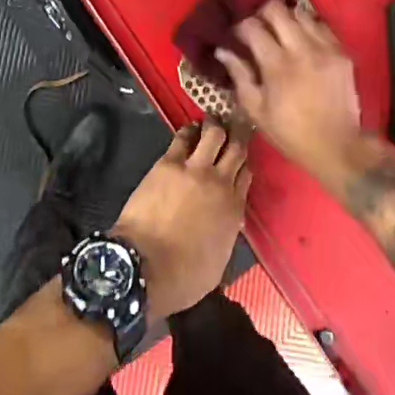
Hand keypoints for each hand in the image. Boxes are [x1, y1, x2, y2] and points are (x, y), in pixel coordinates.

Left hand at [112, 121, 249, 322]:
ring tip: (213, 119)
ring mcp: (194, 169)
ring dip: (215, 125)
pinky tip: (189, 128)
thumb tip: (227, 220)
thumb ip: (227, 231)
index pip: (247, 174)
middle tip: (238, 120)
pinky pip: (182, 138)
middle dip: (239, 133)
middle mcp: (220, 183)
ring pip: (213, 134)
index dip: (245, 163)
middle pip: (236, 148)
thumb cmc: (185, 274)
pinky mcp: (167, 163)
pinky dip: (189, 130)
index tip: (242, 158)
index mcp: (234, 209)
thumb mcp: (220, 259)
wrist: (147, 265)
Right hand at [216, 0, 364, 183]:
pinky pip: (321, 25)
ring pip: (301, 12)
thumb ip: (239, 74)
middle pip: (277, 9)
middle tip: (258, 28)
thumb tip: (222, 50)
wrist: (337, 146)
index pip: (252, 26)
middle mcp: (302, 49)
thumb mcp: (256, 109)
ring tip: (281, 31)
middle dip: (262, 14)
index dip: (240, 27)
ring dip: (286, 18)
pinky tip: (302, 40)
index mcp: (277, 65)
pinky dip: (308, 27)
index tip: (237, 36)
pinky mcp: (342, 52)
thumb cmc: (290, 132)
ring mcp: (325, 48)